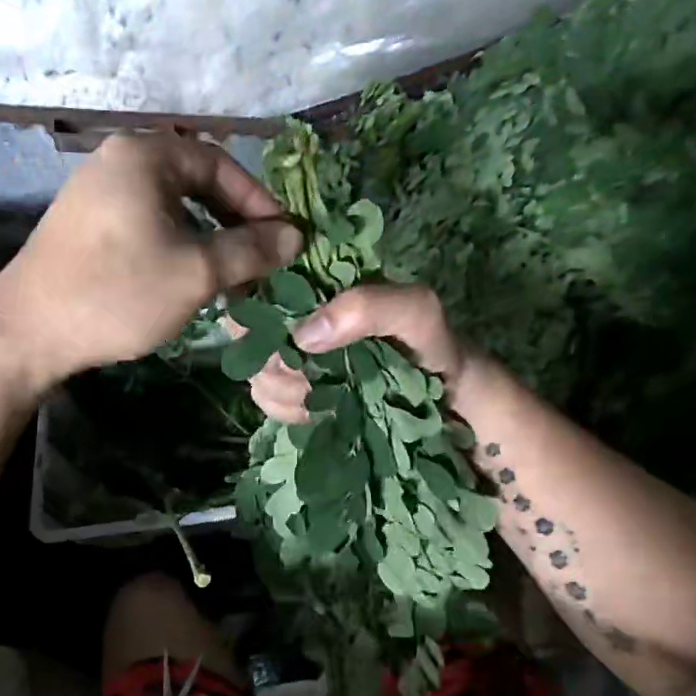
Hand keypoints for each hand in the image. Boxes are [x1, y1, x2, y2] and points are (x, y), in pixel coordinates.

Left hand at [0, 133, 301, 387]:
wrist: (25, 333)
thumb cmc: (116, 293)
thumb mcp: (195, 272)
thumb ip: (250, 250)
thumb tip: (294, 235)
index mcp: (145, 154)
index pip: (221, 164)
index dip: (259, 202)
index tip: (283, 240)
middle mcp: (117, 159)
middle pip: (195, 182)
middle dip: (233, 223)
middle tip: (259, 261)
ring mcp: (95, 191)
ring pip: (170, 207)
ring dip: (205, 239)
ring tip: (228, 279)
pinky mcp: (83, 224)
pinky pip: (144, 223)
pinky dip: (173, 246)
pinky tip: (185, 280)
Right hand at [245, 283, 470, 422]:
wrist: (447, 398)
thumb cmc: (428, 345)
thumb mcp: (415, 311)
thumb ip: (369, 306)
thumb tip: (303, 335)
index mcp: (315, 285)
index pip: (257, 288)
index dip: (255, 313)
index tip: (281, 337)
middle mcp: (294, 318)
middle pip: (249, 336)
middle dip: (275, 362)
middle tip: (311, 375)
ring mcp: (290, 357)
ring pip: (256, 372)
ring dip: (285, 390)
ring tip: (323, 395)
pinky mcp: (292, 393)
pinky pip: (266, 402)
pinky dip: (287, 410)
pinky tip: (315, 410)